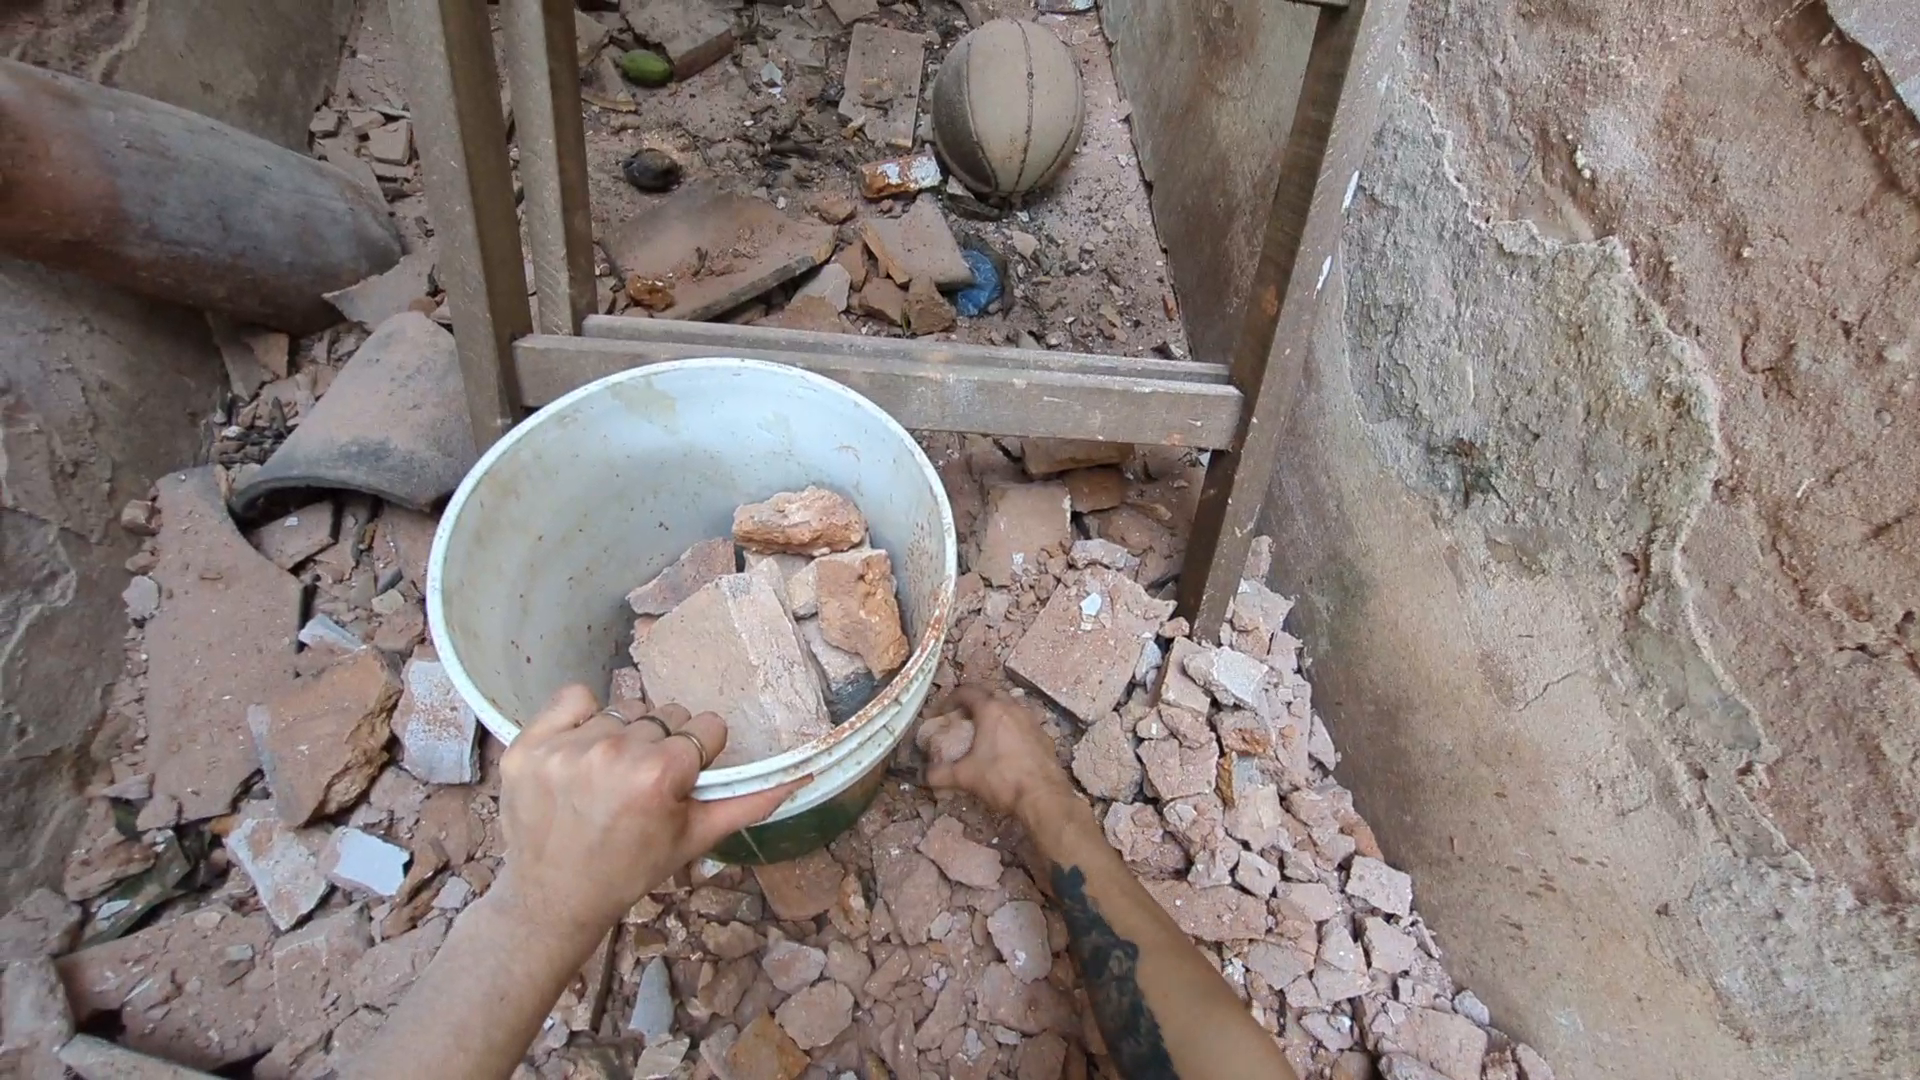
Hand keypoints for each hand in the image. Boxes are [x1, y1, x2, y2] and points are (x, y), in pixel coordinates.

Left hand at [492, 686, 804, 933]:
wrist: (552, 899)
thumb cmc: (633, 867)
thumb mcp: (696, 837)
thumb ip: (750, 802)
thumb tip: (800, 775)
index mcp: (660, 775)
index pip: (705, 727)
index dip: (698, 756)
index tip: (678, 783)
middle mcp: (615, 753)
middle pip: (665, 717)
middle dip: (662, 745)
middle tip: (640, 786)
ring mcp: (567, 749)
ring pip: (624, 710)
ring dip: (622, 736)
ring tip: (606, 777)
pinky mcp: (529, 745)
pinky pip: (575, 697)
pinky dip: (580, 717)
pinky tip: (578, 753)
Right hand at [922, 685, 1080, 822]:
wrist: (1043, 797)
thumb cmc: (1001, 779)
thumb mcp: (965, 777)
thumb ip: (941, 774)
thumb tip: (926, 775)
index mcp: (991, 710)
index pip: (967, 691)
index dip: (951, 699)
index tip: (943, 713)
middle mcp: (1013, 708)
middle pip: (991, 692)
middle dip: (975, 701)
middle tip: (964, 718)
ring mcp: (1032, 720)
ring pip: (1011, 705)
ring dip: (996, 712)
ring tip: (985, 731)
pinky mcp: (1044, 735)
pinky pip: (1024, 722)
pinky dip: (1012, 727)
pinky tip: (1008, 747)